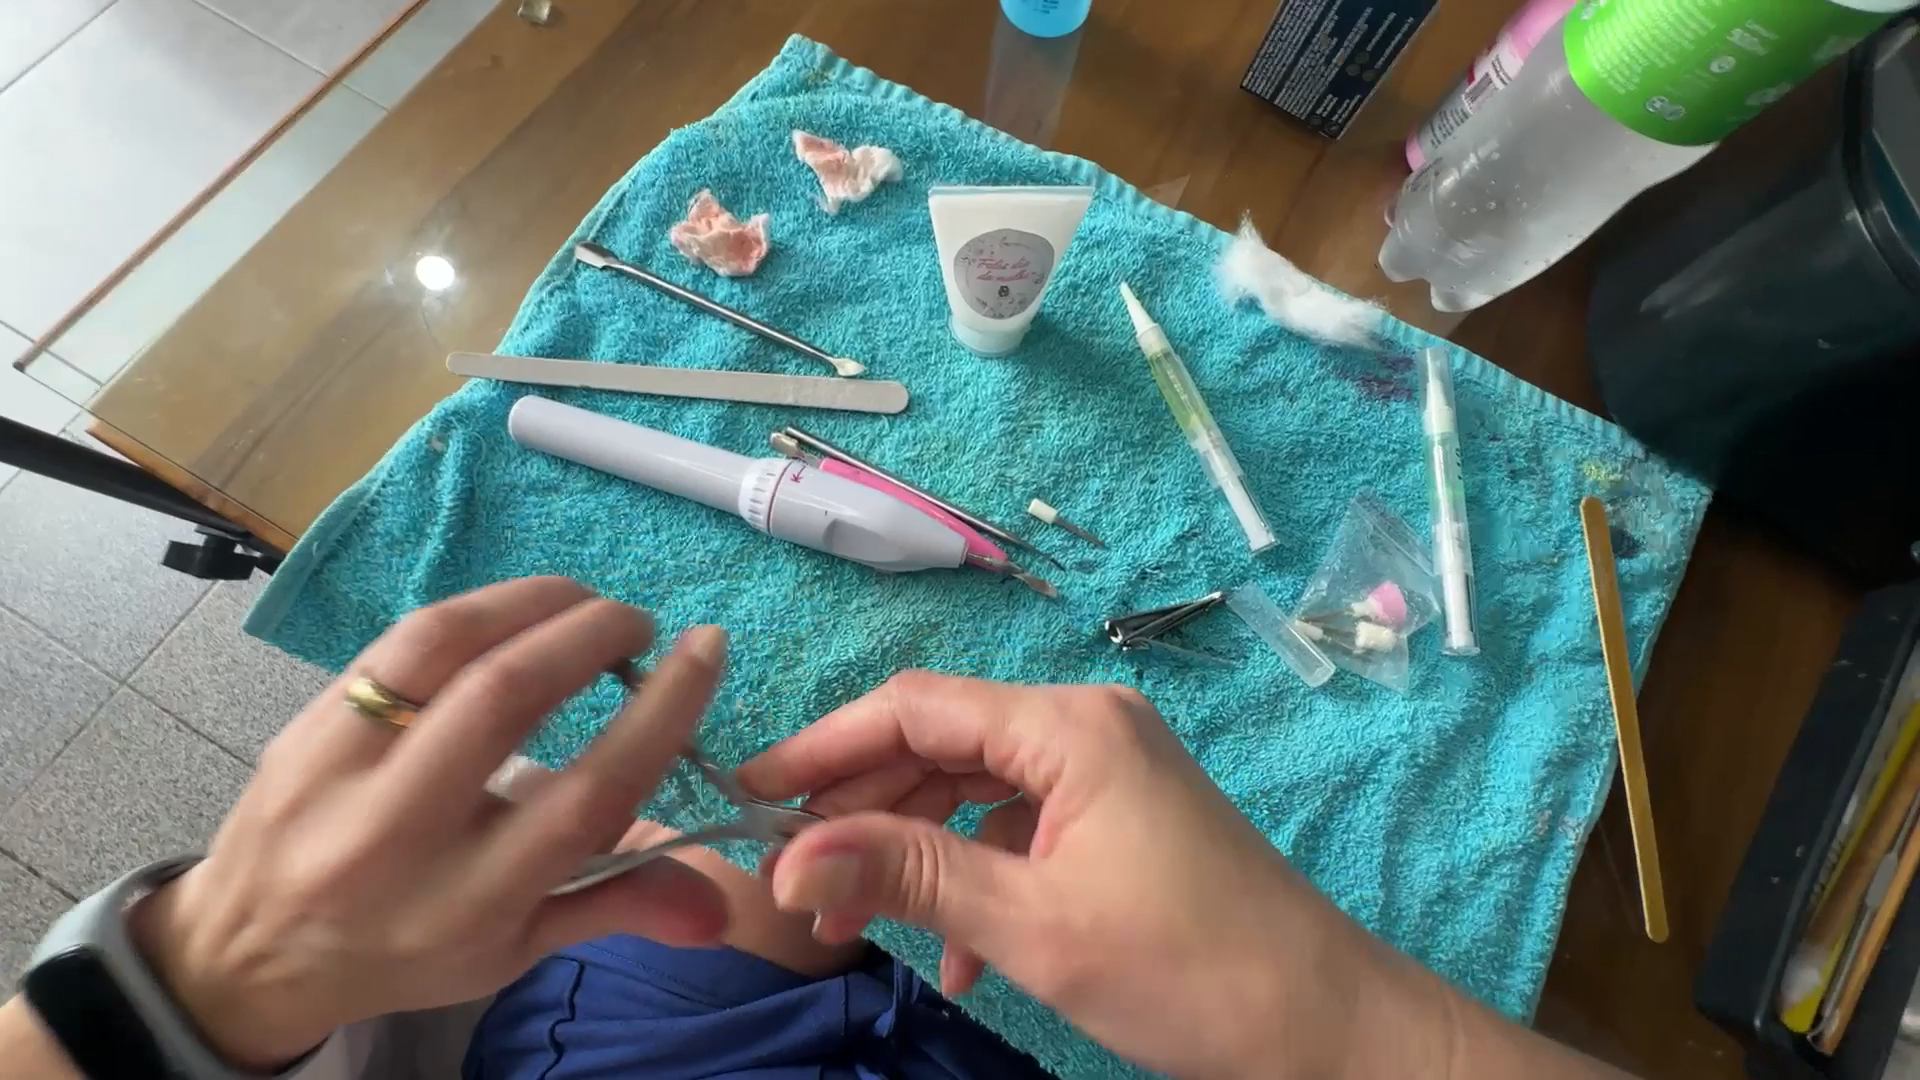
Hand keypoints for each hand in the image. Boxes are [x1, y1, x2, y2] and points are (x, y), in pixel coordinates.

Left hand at [132, 578, 730, 1069]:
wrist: (244, 953)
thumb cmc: (415, 946)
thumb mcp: (524, 946)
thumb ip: (624, 905)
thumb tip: (725, 908)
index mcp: (470, 902)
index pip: (588, 794)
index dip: (661, 710)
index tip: (705, 649)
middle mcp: (396, 837)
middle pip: (508, 696)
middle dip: (596, 633)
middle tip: (639, 624)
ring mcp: (335, 771)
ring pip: (448, 645)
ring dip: (541, 603)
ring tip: (587, 604)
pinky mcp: (305, 723)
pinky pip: (406, 638)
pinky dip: (488, 607)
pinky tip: (525, 611)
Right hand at [737, 673, 1443, 1079]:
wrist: (1323, 1022)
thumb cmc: (1184, 969)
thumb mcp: (1032, 925)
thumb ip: (908, 877)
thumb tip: (789, 864)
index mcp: (1066, 724)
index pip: (917, 707)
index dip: (827, 743)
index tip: (754, 788)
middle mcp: (1078, 720)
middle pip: (941, 741)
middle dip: (865, 806)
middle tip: (800, 872)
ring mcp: (1096, 760)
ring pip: (972, 782)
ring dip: (912, 845)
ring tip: (854, 918)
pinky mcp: (1106, 803)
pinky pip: (1014, 817)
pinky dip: (971, 867)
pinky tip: (951, 944)